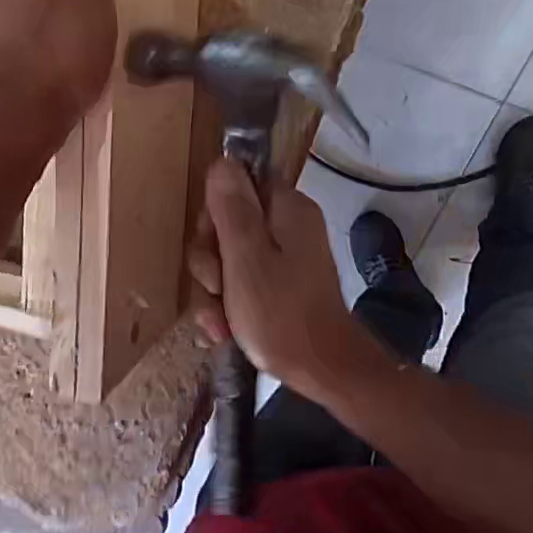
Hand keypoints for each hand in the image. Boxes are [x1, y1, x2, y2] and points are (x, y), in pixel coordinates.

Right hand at [188, 159, 385, 397]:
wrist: (322, 371)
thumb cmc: (281, 313)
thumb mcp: (246, 258)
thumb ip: (231, 208)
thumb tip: (222, 161)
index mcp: (286, 209)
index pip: (237, 185)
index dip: (214, 215)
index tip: (212, 246)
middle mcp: (287, 226)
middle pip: (227, 225)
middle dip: (210, 262)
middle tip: (215, 288)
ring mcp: (285, 257)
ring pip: (229, 259)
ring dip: (214, 292)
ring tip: (219, 322)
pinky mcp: (280, 285)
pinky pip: (242, 282)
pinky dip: (228, 306)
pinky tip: (223, 331)